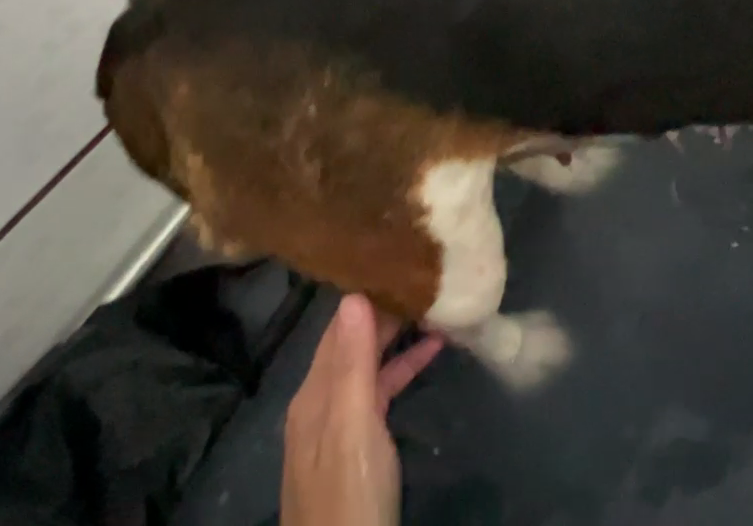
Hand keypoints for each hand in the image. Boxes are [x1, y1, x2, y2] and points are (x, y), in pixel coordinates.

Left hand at [281, 295, 443, 525]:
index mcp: (315, 392)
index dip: (369, 292)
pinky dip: (403, 365)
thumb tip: (355, 297)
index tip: (402, 258)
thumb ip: (353, 366)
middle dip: (387, 308)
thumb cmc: (350, 493)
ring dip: (398, 334)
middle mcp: (321, 400)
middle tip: (428, 275)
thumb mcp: (353, 427)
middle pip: (353, 341)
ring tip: (437, 305)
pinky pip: (380, 387)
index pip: (341, 326)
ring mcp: (339, 421)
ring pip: (369, 362)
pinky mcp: (359, 439)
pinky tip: (431, 351)